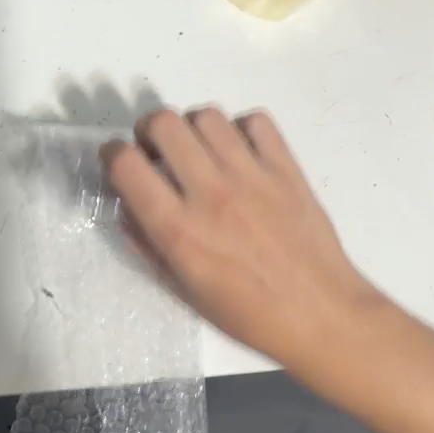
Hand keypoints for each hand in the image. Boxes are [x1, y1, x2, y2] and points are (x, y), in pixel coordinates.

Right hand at [102, 108, 385, 366]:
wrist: (323, 316)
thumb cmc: (247, 314)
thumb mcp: (182, 291)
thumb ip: (147, 245)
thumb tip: (125, 206)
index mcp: (179, 230)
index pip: (127, 164)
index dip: (111, 153)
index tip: (116, 160)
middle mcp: (211, 194)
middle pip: (164, 124)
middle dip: (147, 129)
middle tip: (155, 151)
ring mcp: (252, 176)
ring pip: (207, 116)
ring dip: (192, 127)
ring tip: (197, 150)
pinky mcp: (287, 169)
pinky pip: (255, 121)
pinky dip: (239, 129)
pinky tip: (237, 152)